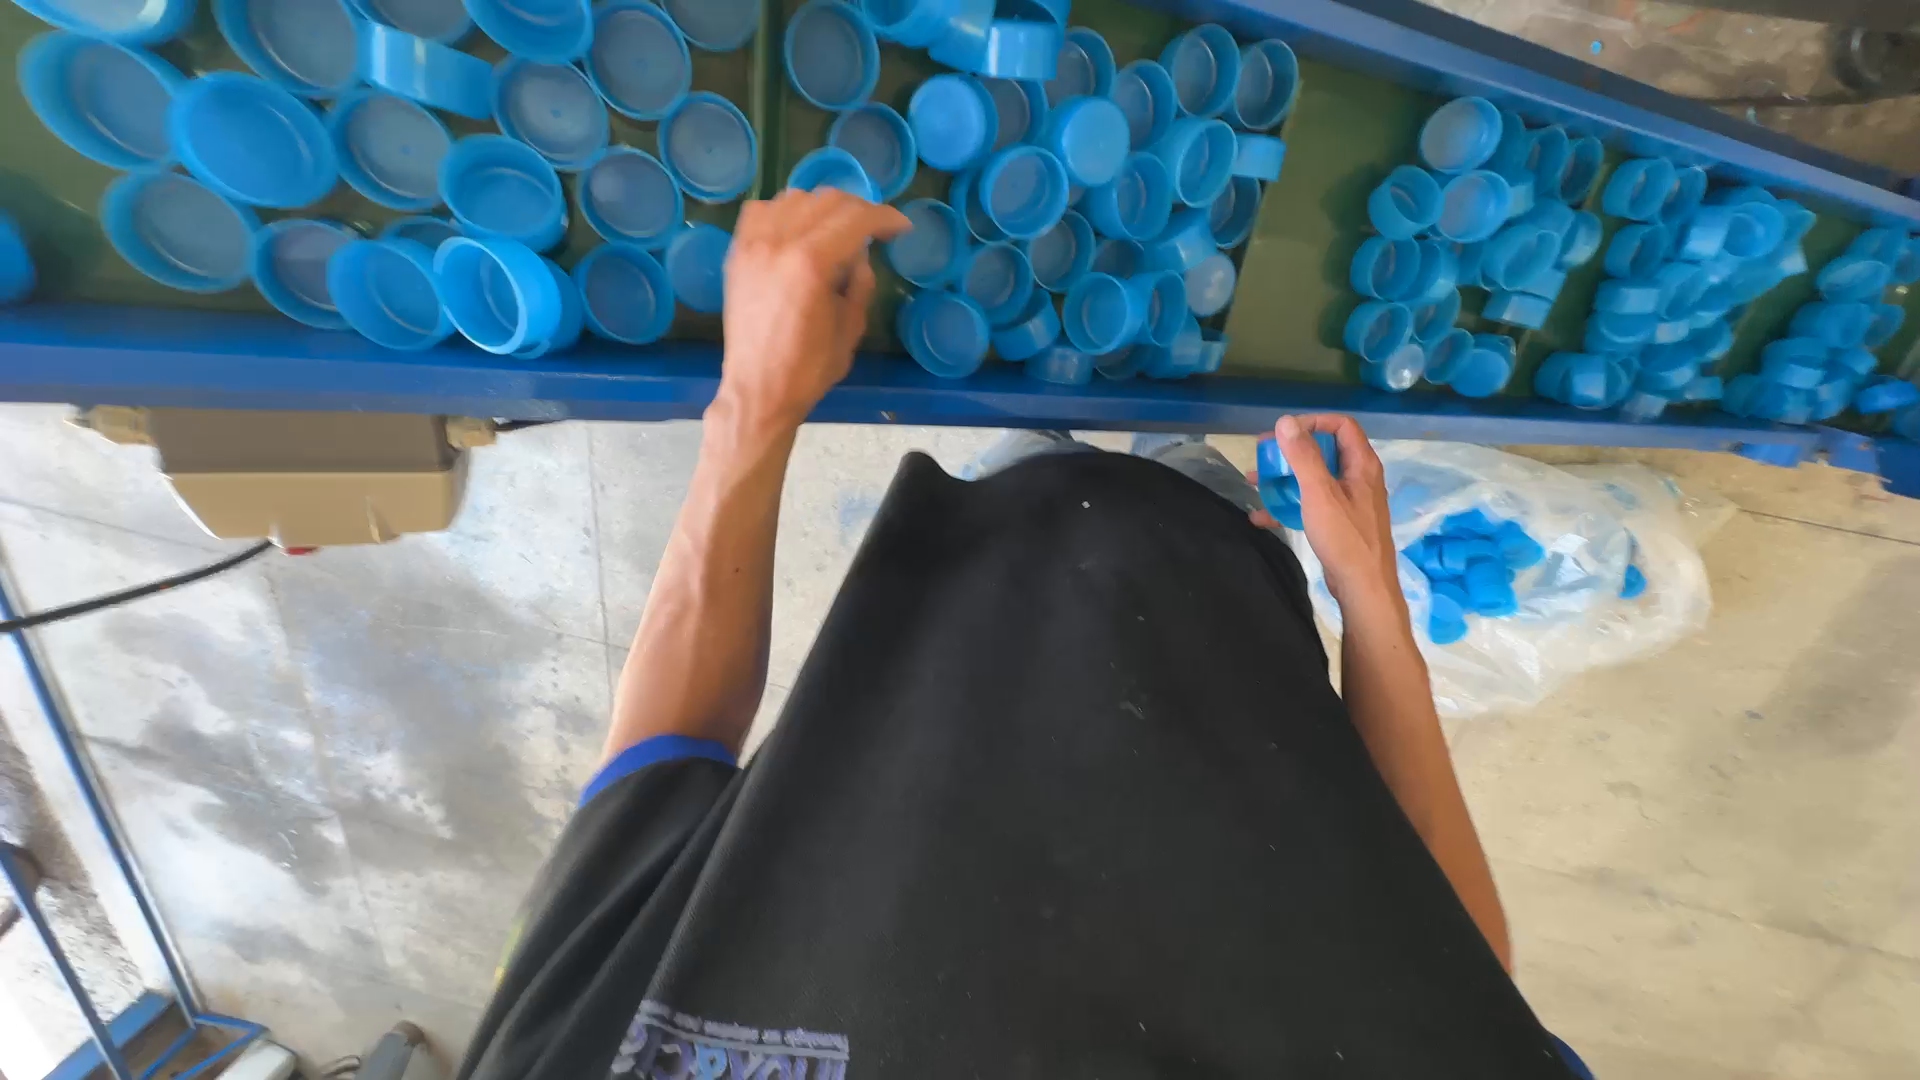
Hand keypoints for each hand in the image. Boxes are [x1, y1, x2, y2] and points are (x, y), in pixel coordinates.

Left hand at [719, 190, 908, 431]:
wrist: (758, 390)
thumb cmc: (809, 369)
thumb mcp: (851, 327)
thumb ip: (860, 282)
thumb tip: (860, 254)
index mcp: (811, 263)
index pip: (856, 218)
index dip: (885, 218)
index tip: (901, 227)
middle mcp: (778, 242)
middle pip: (827, 200)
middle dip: (859, 210)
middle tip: (875, 230)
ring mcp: (753, 244)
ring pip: (795, 198)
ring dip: (824, 208)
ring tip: (838, 230)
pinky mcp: (738, 253)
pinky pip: (763, 211)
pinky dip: (787, 212)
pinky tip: (799, 231)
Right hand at [1250, 414, 1400, 610]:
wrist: (1363, 585)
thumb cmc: (1344, 536)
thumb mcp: (1319, 492)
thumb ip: (1303, 456)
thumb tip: (1285, 422)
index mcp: (1361, 465)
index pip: (1341, 426)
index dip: (1313, 423)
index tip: (1284, 434)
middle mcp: (1358, 477)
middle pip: (1323, 451)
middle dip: (1290, 452)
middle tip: (1263, 456)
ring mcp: (1348, 500)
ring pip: (1313, 478)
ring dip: (1284, 478)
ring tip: (1254, 483)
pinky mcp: (1338, 521)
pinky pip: (1310, 503)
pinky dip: (1288, 505)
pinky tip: (1262, 517)